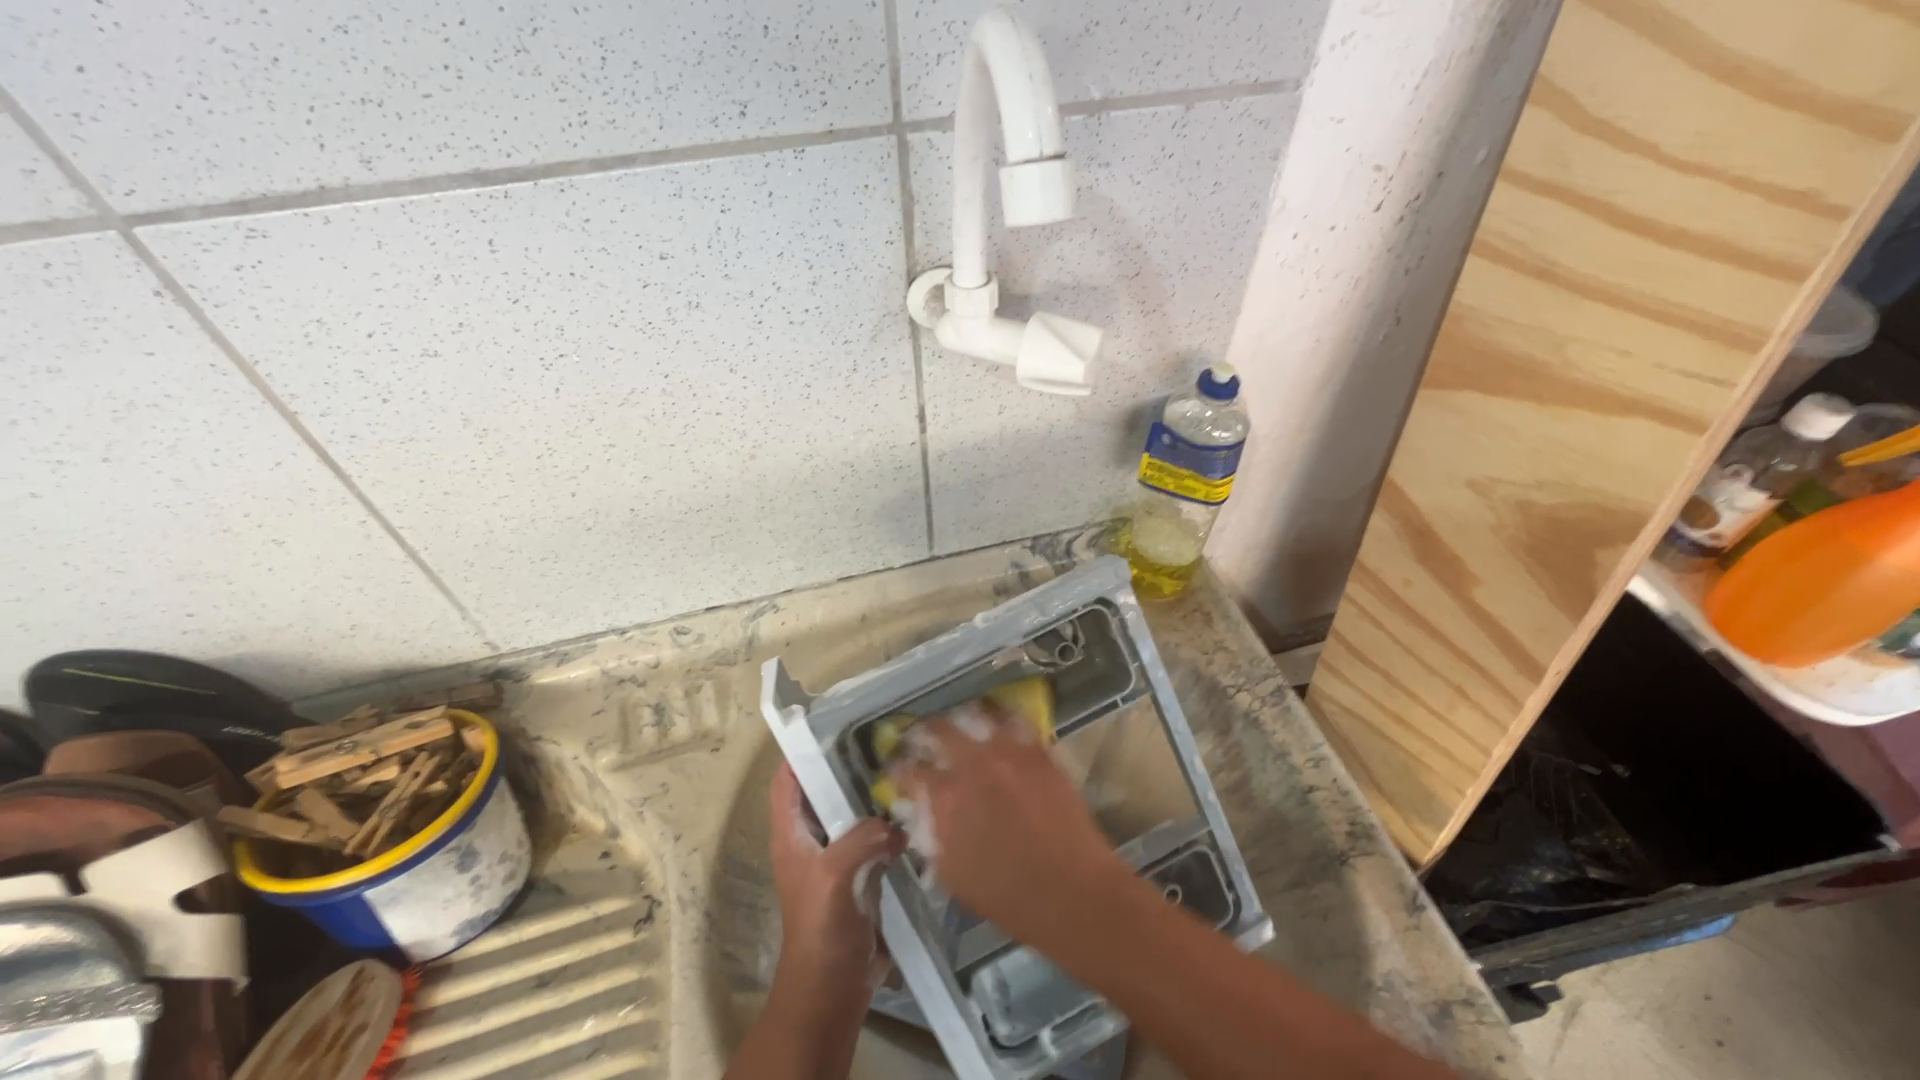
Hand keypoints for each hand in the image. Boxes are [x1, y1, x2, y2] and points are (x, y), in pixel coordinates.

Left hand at [767, 763, 904, 1002]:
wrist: (834, 988)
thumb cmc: (822, 930)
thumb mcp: (835, 878)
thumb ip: (861, 841)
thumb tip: (894, 826)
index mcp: (791, 835)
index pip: (787, 780)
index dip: (803, 751)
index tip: (836, 723)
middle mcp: (811, 840)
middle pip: (825, 792)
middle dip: (849, 767)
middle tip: (886, 740)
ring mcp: (837, 859)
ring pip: (853, 815)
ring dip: (874, 797)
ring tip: (907, 769)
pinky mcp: (862, 877)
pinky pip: (875, 840)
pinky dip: (891, 827)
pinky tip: (917, 815)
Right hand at [890, 703, 1125, 941]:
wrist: (1071, 892)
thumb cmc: (1006, 896)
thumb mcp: (951, 873)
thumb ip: (930, 834)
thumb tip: (920, 812)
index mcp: (944, 797)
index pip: (908, 770)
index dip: (897, 769)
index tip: (895, 772)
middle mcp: (972, 764)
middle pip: (938, 730)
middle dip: (924, 733)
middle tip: (921, 739)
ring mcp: (1009, 753)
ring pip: (976, 716)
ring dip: (962, 720)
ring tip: (959, 726)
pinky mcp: (1040, 752)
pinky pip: (1015, 722)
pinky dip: (1001, 721)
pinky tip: (999, 728)